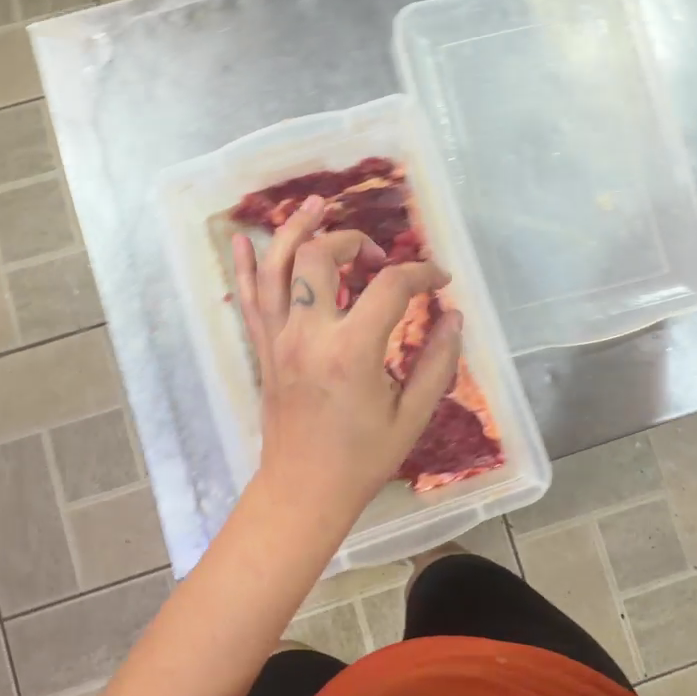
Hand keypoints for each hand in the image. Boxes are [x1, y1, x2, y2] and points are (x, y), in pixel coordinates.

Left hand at [232, 195, 462, 509]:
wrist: (303, 490)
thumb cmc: (362, 459)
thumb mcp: (412, 416)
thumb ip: (437, 362)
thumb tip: (453, 316)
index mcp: (352, 351)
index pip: (390, 286)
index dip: (421, 273)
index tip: (439, 281)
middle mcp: (309, 334)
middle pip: (321, 257)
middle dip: (353, 242)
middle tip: (378, 259)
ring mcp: (278, 338)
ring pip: (277, 267)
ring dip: (296, 230)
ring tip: (318, 205)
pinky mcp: (263, 348)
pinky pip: (248, 299)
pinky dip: (245, 267)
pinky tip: (243, 240)